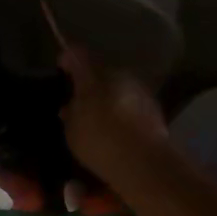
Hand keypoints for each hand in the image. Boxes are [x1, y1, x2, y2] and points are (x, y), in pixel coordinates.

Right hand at [54, 19, 169, 181]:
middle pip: (100, 71)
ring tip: (103, 115)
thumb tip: (69, 107)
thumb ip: (70, 115)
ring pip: (118, 84)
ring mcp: (138, 87)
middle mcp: (117, 74)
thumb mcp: (73, 133)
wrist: (143, 160)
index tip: (62, 67)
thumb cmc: (100, 144)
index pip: (76, 55)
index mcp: (92, 78)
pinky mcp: (154, 104)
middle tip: (82, 100)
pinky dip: (125, 107)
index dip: (67, 59)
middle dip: (91, 82)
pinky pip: (132, 99)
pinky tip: (121, 125)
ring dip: (109, 95)